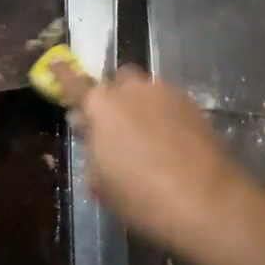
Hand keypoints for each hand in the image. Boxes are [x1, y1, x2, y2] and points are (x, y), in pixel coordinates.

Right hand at [75, 64, 252, 250]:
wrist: (208, 202)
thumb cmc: (144, 197)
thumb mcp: (103, 184)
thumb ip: (93, 153)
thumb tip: (93, 138)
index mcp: (100, 106)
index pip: (73, 82)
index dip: (62, 73)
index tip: (56, 62)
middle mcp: (130, 89)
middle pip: (117, 81)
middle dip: (115, 95)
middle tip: (118, 123)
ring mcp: (163, 92)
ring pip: (146, 90)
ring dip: (142, 105)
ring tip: (150, 135)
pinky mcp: (191, 103)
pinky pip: (169, 102)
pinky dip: (166, 116)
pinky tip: (173, 141)